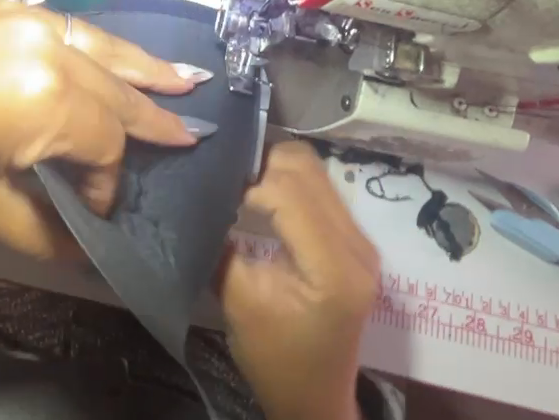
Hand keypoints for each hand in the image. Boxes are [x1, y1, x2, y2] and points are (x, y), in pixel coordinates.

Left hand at [0, 0, 209, 257]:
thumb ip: (39, 229)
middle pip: (115, 90)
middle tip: (193, 131)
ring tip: (185, 79)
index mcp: (49, 100)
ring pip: (101, 44)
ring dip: (140, 67)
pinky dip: (98, 41)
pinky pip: (66, 23)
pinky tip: (111, 51)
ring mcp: (24, 16)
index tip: (91, 210)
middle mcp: (50, 47)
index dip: (104, 185)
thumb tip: (85, 252)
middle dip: (151, 117)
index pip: (105, 147)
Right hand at [218, 140, 379, 419]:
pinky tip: (257, 190)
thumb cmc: (274, 357)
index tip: (210, 185)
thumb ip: (220, 241)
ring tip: (237, 179)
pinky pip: (318, 185)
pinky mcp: (354, 239)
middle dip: (258, 162)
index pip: (287, 191)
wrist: (315, 398)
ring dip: (272, 165)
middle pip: (304, 167)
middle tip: (221, 174)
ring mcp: (361, 239)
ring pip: (313, 168)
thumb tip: (198, 192)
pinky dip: (284, 178)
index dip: (244, 180)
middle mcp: (357, 244)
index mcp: (332, 265)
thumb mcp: (236, 299)